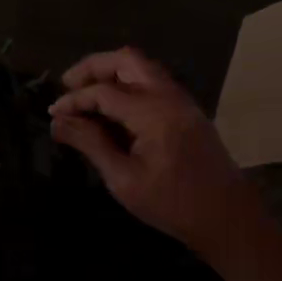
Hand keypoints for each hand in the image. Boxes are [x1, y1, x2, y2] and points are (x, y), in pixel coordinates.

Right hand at [49, 48, 263, 257]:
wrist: (229, 219)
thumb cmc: (172, 205)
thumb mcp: (123, 179)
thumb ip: (90, 144)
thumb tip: (57, 122)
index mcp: (154, 114)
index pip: (104, 92)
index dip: (74, 100)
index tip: (52, 114)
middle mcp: (170, 98)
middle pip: (127, 61)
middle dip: (93, 67)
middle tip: (67, 85)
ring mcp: (183, 102)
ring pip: (143, 68)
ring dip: (111, 74)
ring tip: (85, 94)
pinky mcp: (187, 112)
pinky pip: (154, 83)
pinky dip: (128, 84)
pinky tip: (112, 108)